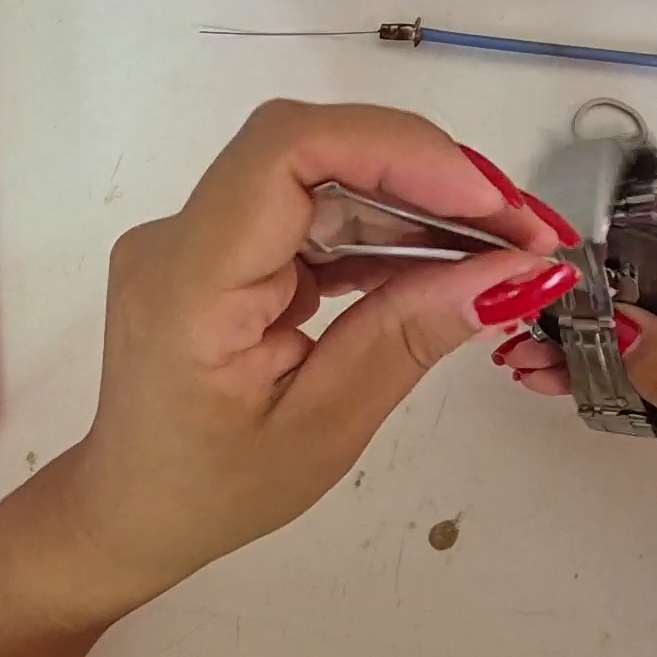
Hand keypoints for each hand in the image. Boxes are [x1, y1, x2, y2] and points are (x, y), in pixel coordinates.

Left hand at [57, 101, 570, 609]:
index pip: (283, 153)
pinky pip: (301, 220)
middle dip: (426, 179)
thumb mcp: (322, 428)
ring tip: (499, 252)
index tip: (489, 202)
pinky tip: (436, 264)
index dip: (396, 151)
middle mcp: (176, 241)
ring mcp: (190, 241)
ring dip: (411, 206)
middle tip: (523, 233)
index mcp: (187, 287)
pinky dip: (374, 235)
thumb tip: (515, 273)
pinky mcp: (212, 254)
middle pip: (309, 158)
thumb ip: (407, 337)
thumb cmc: (214, 491)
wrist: (133, 506)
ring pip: (314, 184)